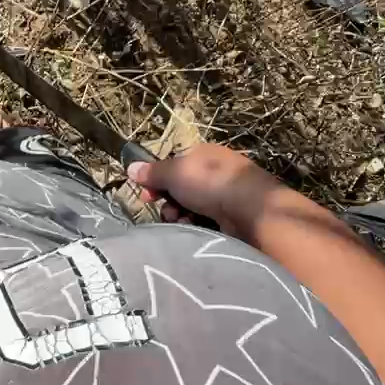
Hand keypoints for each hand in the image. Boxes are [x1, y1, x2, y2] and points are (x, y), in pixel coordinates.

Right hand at [125, 143, 287, 237]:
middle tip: (164, 211)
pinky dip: (196, 226)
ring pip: (191, 207)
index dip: (157, 179)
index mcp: (204, 155)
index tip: (146, 194)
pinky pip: (205, 222)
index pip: (174, 165)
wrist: (253, 211)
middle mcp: (216, 173)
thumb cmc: (210, 183)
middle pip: (180, 188)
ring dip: (179, 216)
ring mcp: (226, 196)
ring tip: (180, 222)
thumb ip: (152, 172)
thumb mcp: (175, 172)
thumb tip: (131, 168)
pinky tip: (194, 229)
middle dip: (168, 201)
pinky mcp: (233, 218)